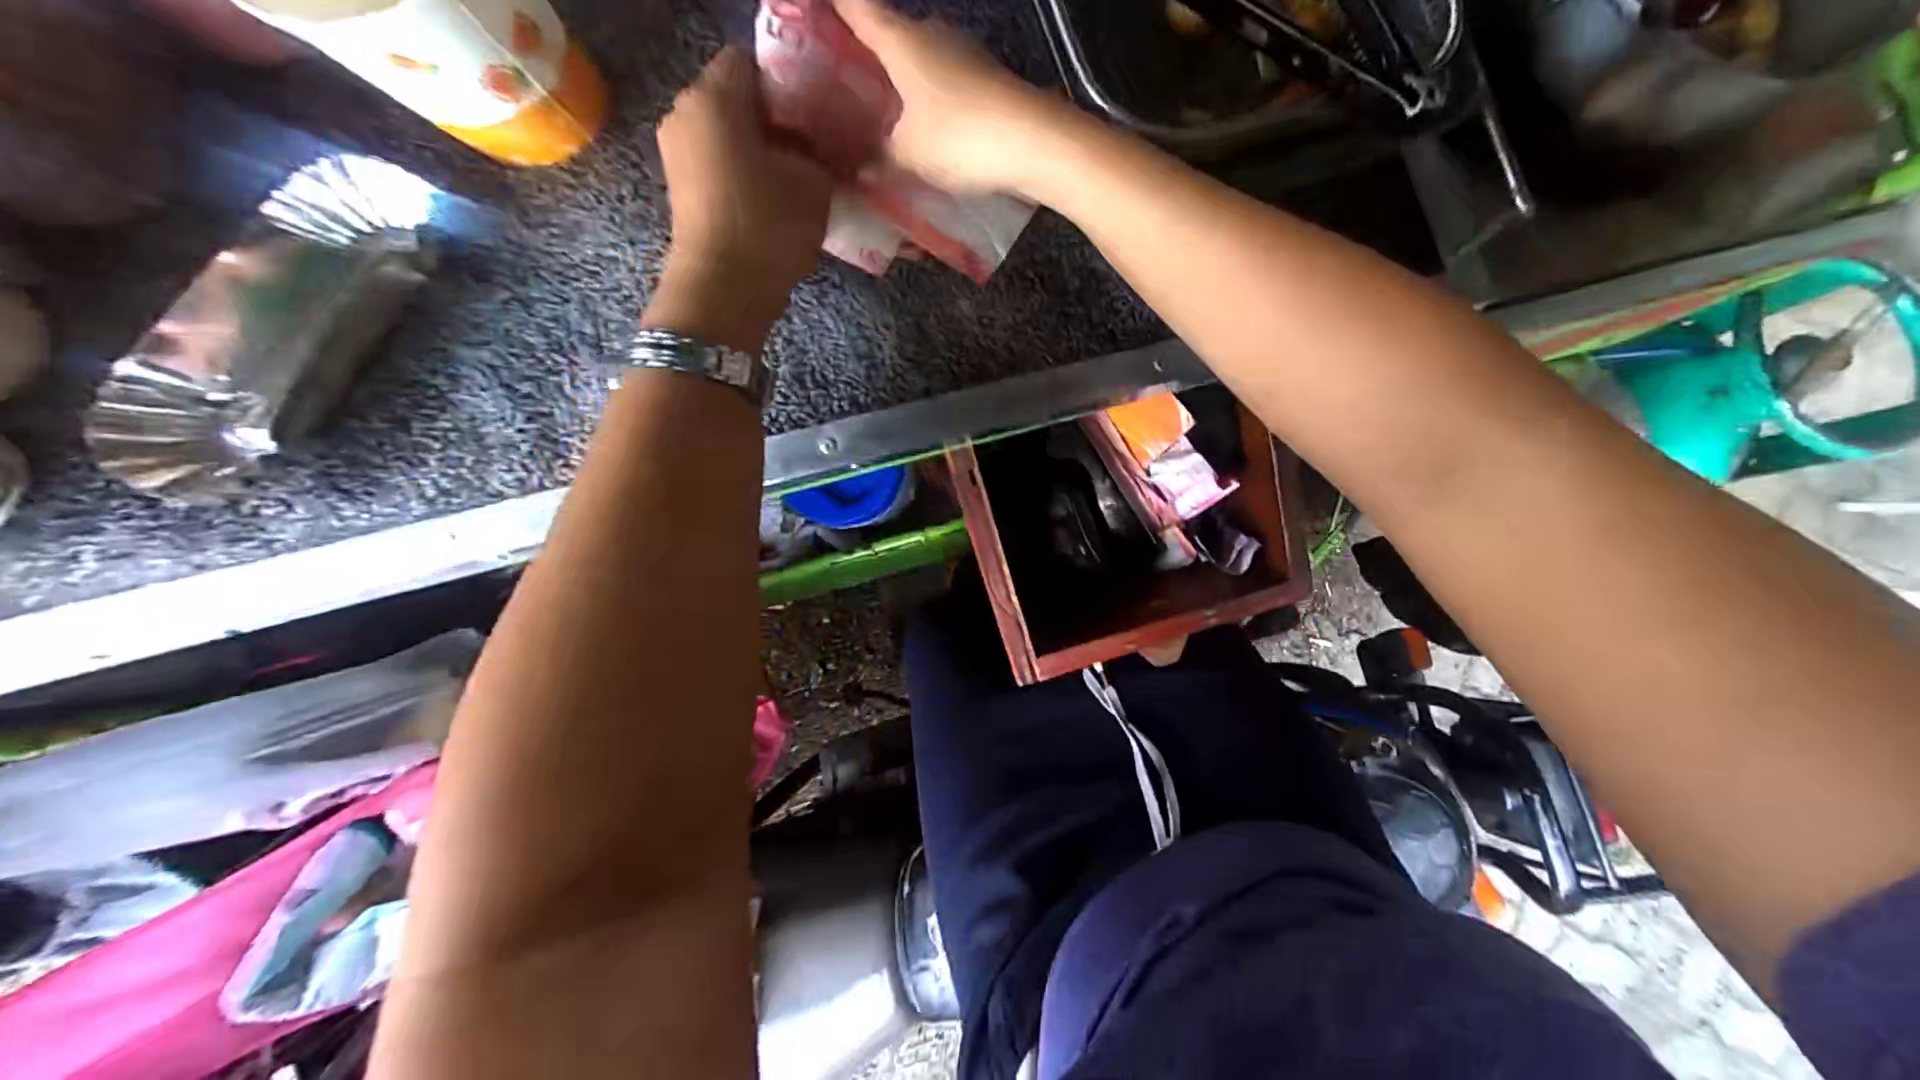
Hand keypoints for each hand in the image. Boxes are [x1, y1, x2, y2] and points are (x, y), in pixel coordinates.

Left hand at [651, 47, 832, 348]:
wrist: (724, 289)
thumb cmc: (769, 225)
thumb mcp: (814, 182)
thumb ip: (819, 152)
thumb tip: (819, 148)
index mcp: (714, 95)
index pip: (751, 61)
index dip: (787, 83)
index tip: (815, 113)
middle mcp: (685, 112)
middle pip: (734, 98)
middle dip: (773, 117)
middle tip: (811, 145)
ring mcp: (676, 152)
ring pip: (725, 133)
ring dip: (758, 148)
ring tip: (793, 176)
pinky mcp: (680, 188)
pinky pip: (716, 162)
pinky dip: (741, 172)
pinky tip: (770, 197)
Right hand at [831, 0, 1078, 197]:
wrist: (1035, 143)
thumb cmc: (960, 136)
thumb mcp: (908, 155)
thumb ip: (881, 159)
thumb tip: (863, 169)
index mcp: (902, 40)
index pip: (858, 8)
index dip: (835, 8)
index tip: (812, 10)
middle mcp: (933, 35)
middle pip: (891, 38)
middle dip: (868, 59)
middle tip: (842, 88)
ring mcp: (964, 55)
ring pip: (920, 64)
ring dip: (902, 86)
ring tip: (881, 118)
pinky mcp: (986, 81)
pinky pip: (944, 87)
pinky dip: (929, 103)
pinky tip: (923, 132)